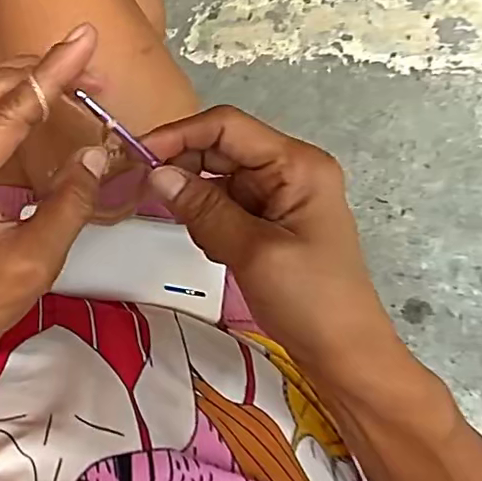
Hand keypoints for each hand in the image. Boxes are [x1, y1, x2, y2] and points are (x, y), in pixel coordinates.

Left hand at [0, 24, 109, 361]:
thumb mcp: (39, 258)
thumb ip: (70, 202)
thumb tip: (95, 154)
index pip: (8, 112)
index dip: (50, 74)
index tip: (83, 43)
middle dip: (40, 69)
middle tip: (90, 68)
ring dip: (22, 77)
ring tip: (70, 78)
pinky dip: (10, 98)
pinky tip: (41, 102)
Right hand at [141, 106, 395, 364]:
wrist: (342, 353)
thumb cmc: (312, 301)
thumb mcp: (252, 251)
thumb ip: (202, 208)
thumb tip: (156, 174)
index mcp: (297, 165)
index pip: (226, 127)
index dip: (179, 135)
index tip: (138, 154)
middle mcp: (287, 171)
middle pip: (217, 147)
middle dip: (182, 168)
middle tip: (145, 191)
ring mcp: (275, 195)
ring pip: (213, 176)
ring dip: (195, 200)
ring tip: (205, 238)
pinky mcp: (264, 218)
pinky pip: (219, 202)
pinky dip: (204, 219)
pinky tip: (216, 247)